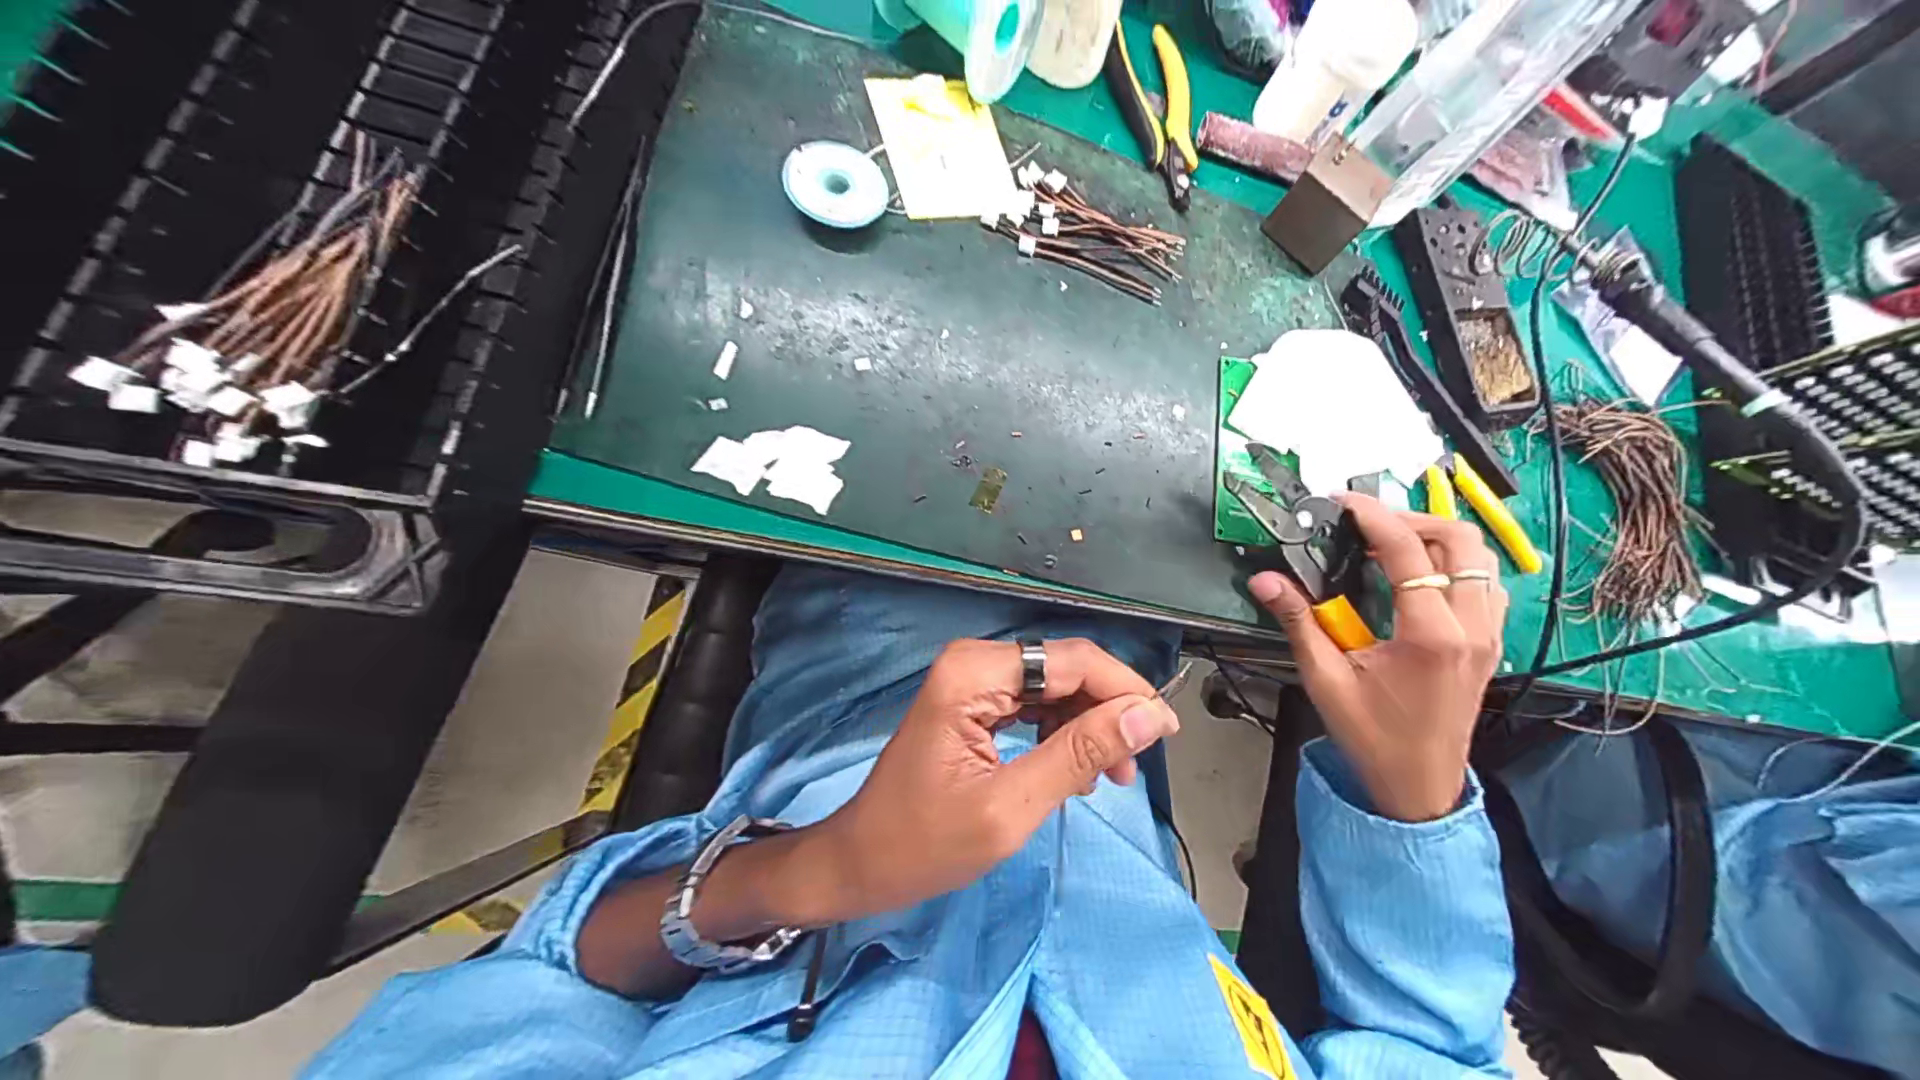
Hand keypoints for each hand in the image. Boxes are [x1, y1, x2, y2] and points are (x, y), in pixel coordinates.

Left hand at [810, 638, 1179, 920]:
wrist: (862, 861)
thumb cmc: (925, 843)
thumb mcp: (1012, 806)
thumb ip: (1080, 753)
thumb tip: (1147, 715)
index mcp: (973, 673)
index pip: (1072, 660)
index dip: (1126, 690)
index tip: (1165, 731)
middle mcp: (973, 661)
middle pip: (1064, 669)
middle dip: (1107, 712)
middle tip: (1132, 767)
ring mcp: (970, 678)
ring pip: (1054, 686)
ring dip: (1088, 725)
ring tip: (1107, 777)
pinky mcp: (972, 699)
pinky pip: (1033, 702)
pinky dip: (1061, 732)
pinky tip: (1074, 769)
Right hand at [1249, 494, 1507, 821]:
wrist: (1420, 785)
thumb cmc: (1371, 735)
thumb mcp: (1325, 678)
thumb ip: (1298, 621)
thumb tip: (1265, 579)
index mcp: (1430, 636)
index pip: (1408, 552)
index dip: (1373, 516)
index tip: (1342, 501)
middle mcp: (1471, 628)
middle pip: (1460, 541)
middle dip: (1411, 518)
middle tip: (1366, 522)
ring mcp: (1489, 636)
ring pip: (1480, 559)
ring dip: (1436, 538)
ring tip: (1388, 541)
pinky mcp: (1490, 644)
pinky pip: (1484, 585)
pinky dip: (1454, 565)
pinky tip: (1417, 575)